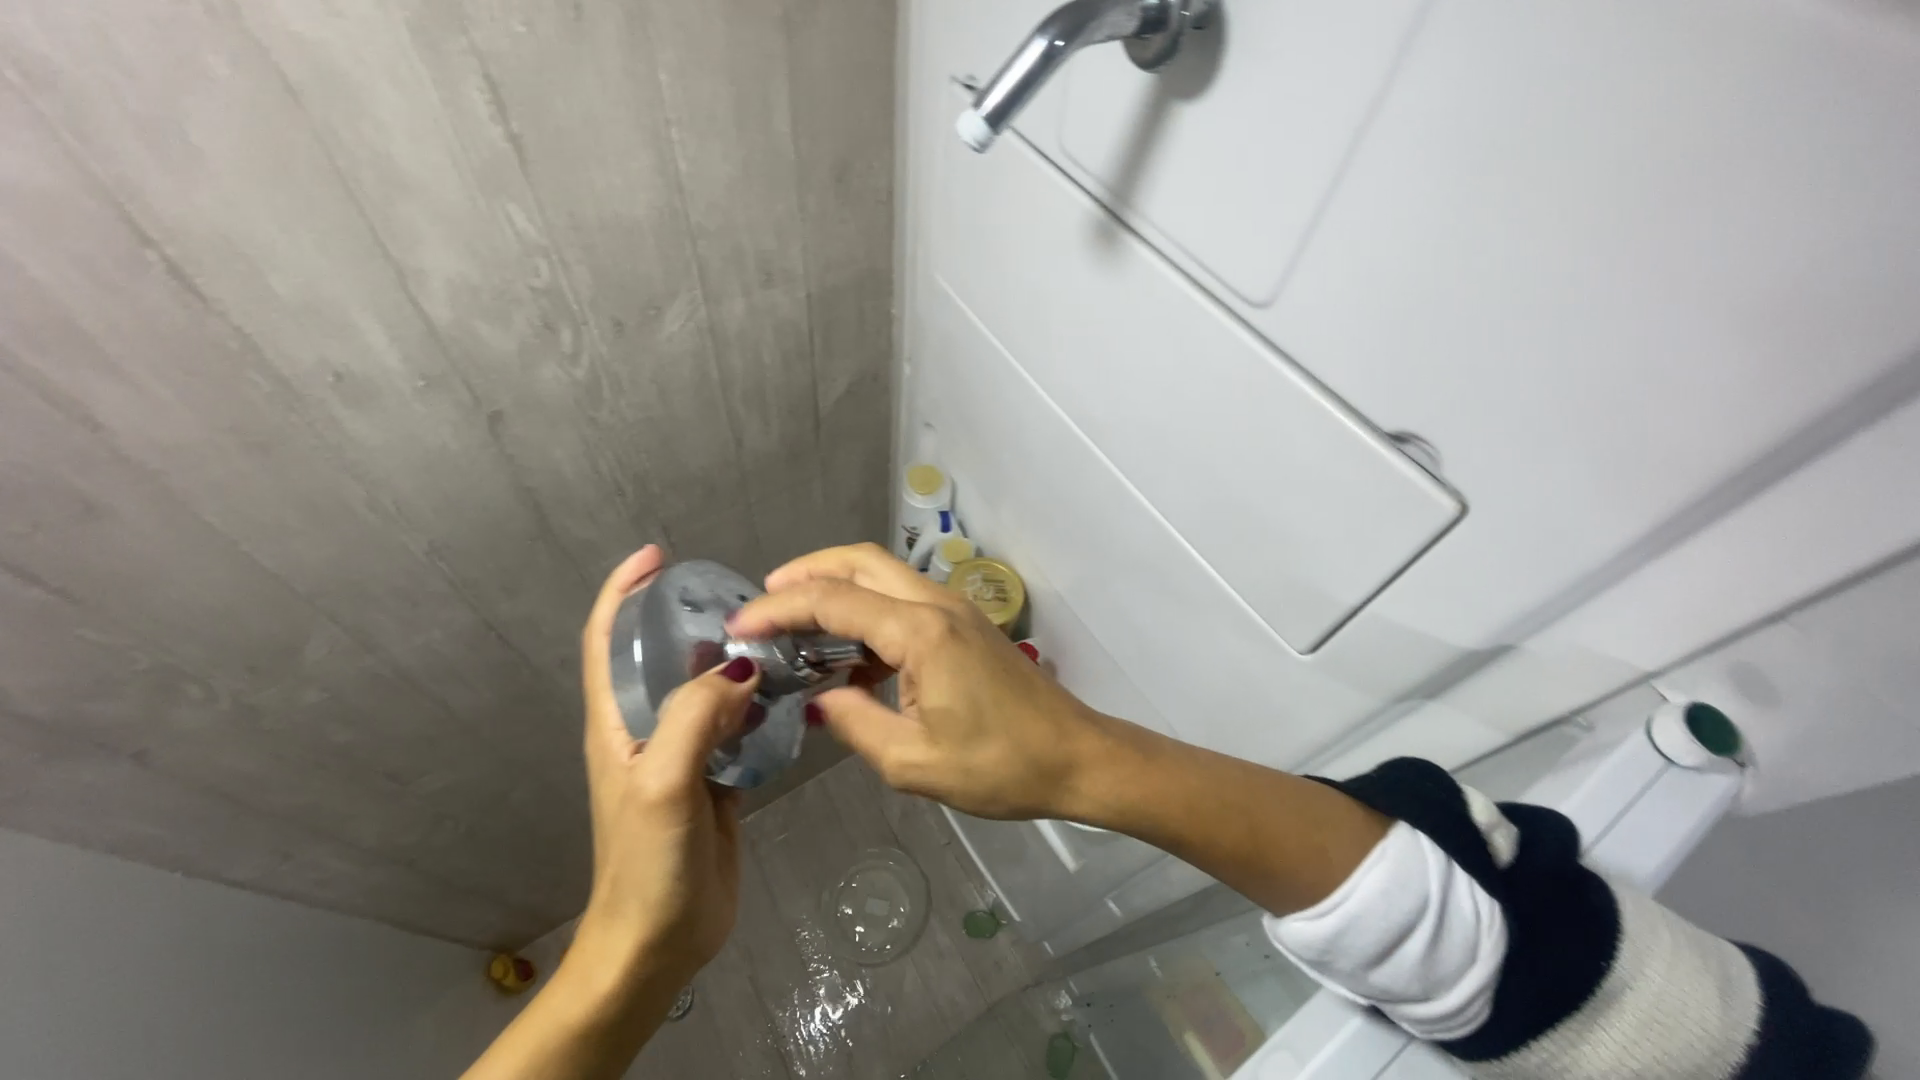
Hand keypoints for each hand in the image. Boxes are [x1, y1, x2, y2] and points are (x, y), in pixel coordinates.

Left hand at [575, 546, 754, 989]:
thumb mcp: (664, 781)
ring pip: (705, 689)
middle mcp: (646, 728)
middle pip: (661, 657)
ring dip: (732, 660)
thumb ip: (697, 716)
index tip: (656, 556)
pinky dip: (757, 702)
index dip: (622, 593)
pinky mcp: (715, 777)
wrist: (661, 939)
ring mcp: (682, 753)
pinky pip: (735, 725)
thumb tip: (743, 668)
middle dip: (689, 618)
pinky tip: (789, 691)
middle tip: (739, 596)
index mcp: (616, 722)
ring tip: (774, 634)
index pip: (606, 642)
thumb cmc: (647, 861)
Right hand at [727, 543, 1122, 821]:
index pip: (835, 602)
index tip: (739, 626)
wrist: (1075, 757)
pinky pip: (903, 600)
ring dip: (836, 586)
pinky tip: (846, 652)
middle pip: (860, 562)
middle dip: (806, 572)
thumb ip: (855, 724)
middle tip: (764, 602)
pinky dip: (865, 610)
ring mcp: (955, 610)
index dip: (780, 609)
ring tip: (793, 621)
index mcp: (922, 633)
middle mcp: (936, 605)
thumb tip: (818, 700)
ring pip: (883, 575)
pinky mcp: (964, 625)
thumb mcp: (914, 762)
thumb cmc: (1000, 766)